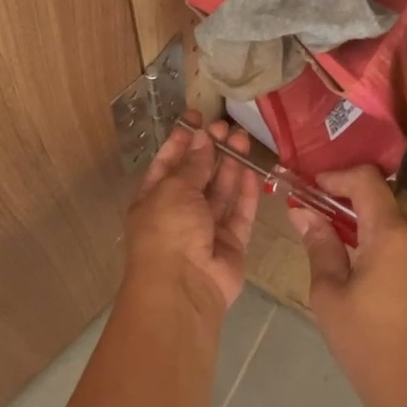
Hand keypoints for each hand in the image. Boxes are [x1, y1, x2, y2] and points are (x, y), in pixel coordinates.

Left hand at [124, 111, 257, 318]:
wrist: (183, 288)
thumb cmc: (167, 231)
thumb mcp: (173, 190)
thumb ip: (192, 165)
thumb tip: (202, 138)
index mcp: (152, 200)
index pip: (167, 164)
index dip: (181, 141)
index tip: (196, 117)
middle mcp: (178, 213)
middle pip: (197, 177)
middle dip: (210, 151)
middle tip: (225, 126)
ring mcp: (205, 230)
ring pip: (220, 193)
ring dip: (230, 166)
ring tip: (243, 138)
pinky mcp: (230, 244)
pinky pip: (239, 213)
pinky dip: (245, 192)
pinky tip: (253, 169)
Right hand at [289, 167, 406, 406]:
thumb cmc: (370, 348)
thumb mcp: (330, 297)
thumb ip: (320, 246)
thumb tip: (305, 212)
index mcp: (394, 233)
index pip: (367, 179)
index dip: (337, 176)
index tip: (314, 187)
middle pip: (388, 201)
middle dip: (356, 204)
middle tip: (326, 222)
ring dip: (379, 228)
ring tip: (351, 254)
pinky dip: (398, 248)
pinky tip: (380, 278)